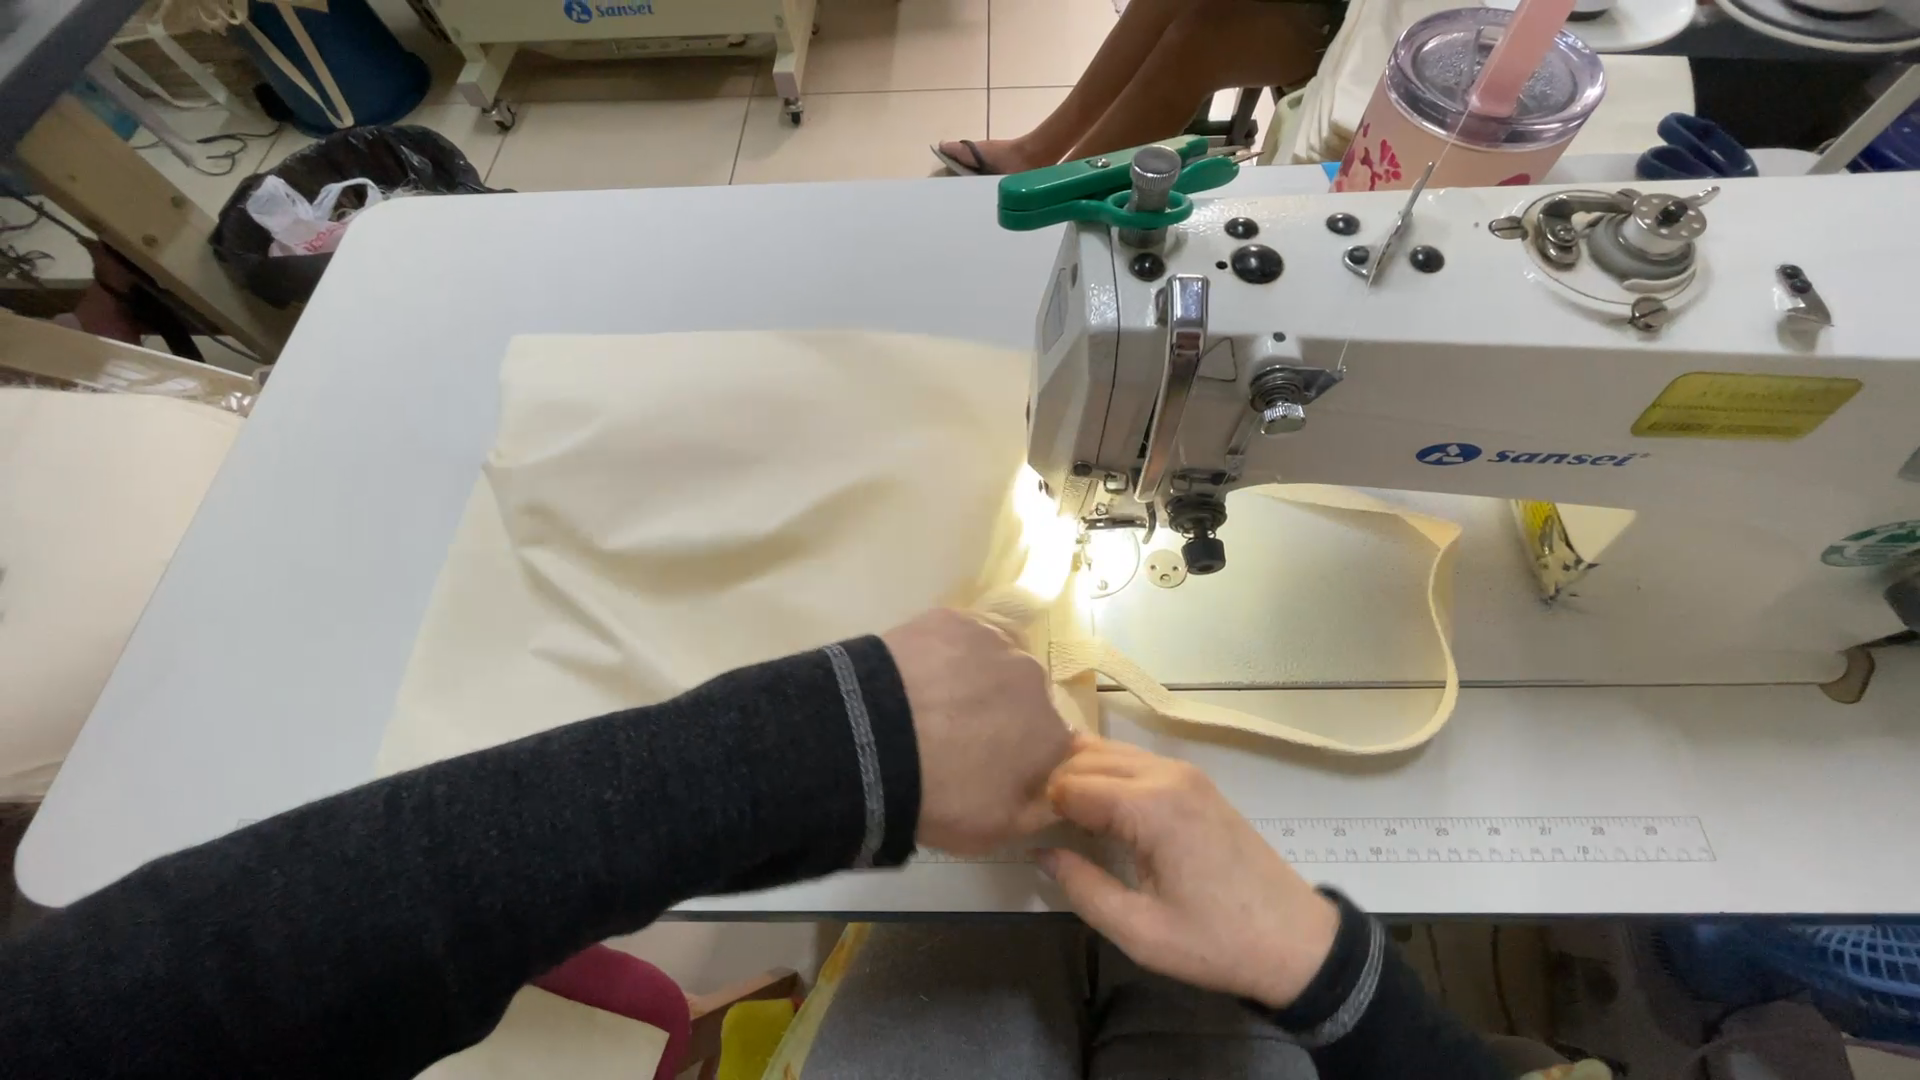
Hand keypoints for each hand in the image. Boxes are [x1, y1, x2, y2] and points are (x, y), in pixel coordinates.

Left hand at [881, 609, 1071, 854]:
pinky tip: (919, 674)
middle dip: (1001, 712)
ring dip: (976, 679)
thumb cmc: (938, 796)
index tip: (992, 765)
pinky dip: (946, 653)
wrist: (871, 744)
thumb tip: (1056, 789)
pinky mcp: (955, 619)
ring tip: (931, 703)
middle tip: (956, 735)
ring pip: (994, 661)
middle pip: (1025, 697)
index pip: (1051, 744)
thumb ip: (1040, 808)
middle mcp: (1035, 680)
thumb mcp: (997, 831)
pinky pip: (961, 636)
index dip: (1022, 754)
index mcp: (1052, 734)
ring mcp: (995, 642)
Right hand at [1037, 736, 1339, 1008]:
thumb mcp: (1140, 932)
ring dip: (1077, 773)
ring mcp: (1183, 771)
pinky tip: (1092, 802)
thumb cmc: (1216, 942)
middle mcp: (1165, 773)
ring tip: (1055, 810)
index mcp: (1152, 806)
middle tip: (1031, 820)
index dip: (1039, 805)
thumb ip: (1083, 888)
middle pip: (1085, 756)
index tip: (1020, 830)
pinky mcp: (1193, 779)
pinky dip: (1104, 772)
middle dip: (1053, 782)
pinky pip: (1133, 760)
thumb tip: (1041, 852)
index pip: (1070, 784)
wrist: (1297, 941)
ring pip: (1108, 750)